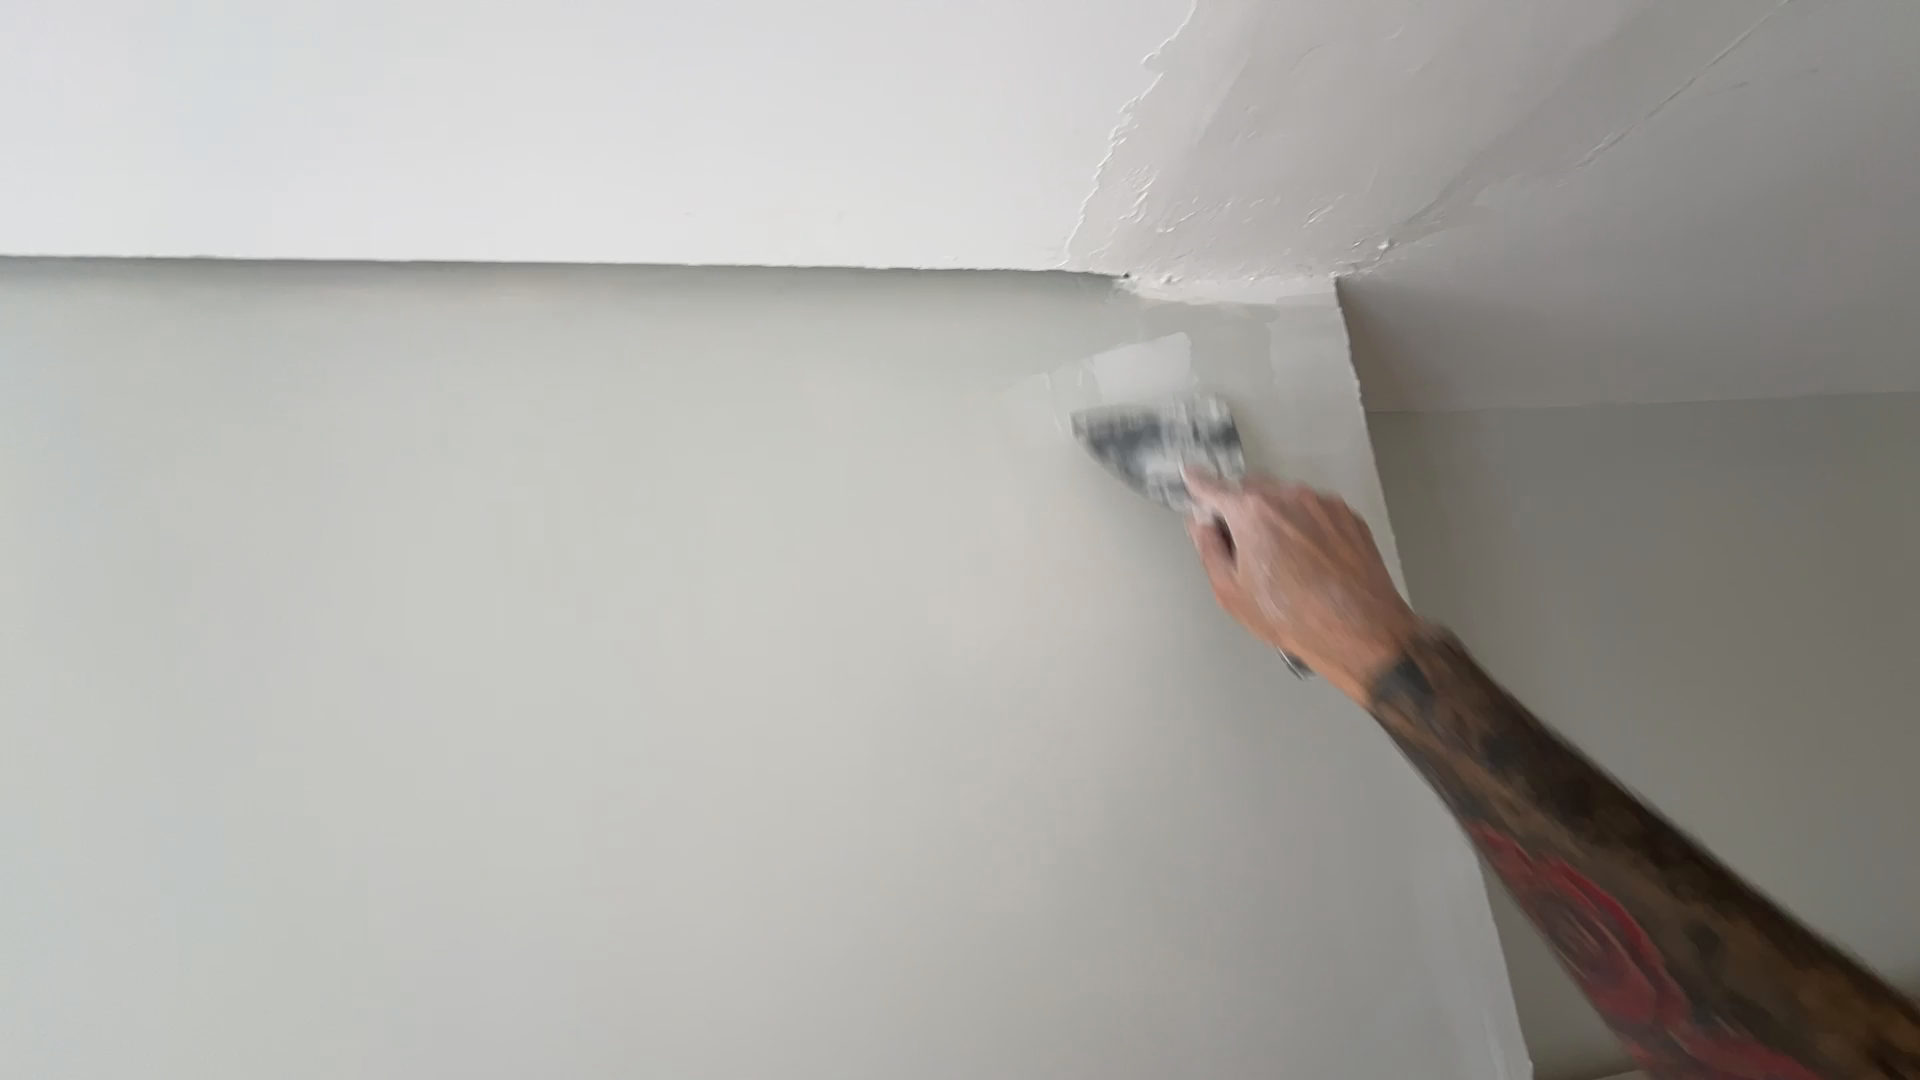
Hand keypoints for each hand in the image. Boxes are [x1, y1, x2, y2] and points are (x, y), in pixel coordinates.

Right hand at [1183, 468, 1423, 701]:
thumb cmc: (1289, 616)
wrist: (1359, 630)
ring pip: (1284, 496)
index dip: (1198, 482)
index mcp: (1251, 512)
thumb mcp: (1231, 591)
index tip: (1190, 475)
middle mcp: (1288, 497)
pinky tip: (1308, 557)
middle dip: (1239, 505)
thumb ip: (1208, 549)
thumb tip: (1201, 525)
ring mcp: (1322, 503)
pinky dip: (1303, 522)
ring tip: (1281, 556)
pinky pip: (1313, 509)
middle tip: (1240, 542)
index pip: (1213, 487)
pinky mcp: (1348, 516)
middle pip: (1250, 487)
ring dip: (1273, 513)